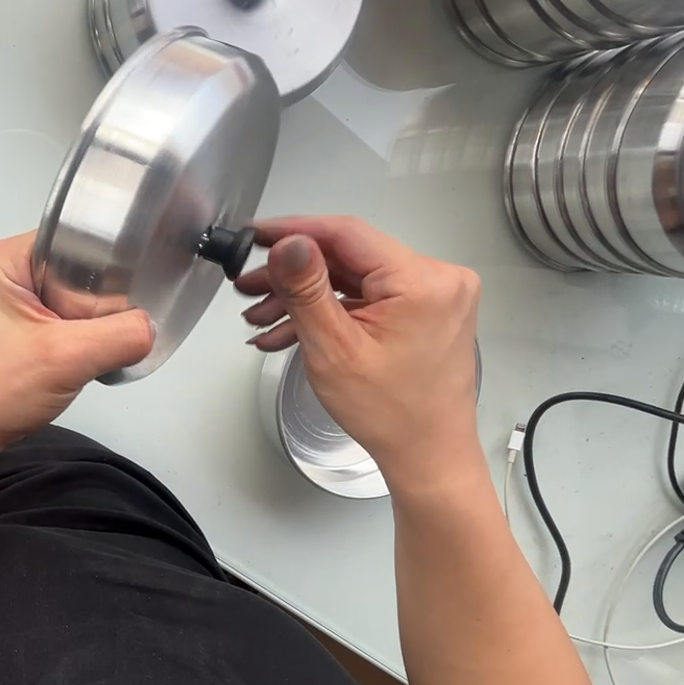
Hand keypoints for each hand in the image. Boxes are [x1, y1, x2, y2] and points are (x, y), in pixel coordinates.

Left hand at [0, 232, 154, 450]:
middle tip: (104, 332)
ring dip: (98, 323)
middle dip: (105, 301)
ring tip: (93, 347)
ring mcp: (24, 301)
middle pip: (86, 268)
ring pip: (85, 298)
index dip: (109, 267)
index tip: (127, 297)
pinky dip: (90, 338)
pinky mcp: (34, 327)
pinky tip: (89, 355)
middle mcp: (15, 272)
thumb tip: (152, 327)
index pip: (79, 240)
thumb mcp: (66, 358)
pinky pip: (78, 320)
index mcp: (10, 259)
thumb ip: (120, 335)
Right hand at [235, 216, 481, 488]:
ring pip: (351, 279)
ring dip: (303, 297)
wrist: (426, 453)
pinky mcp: (424, 310)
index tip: (254, 236)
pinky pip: (365, 299)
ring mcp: (433, 294)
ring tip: (258, 318)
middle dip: (291, 275)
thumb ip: (306, 290)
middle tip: (246, 289)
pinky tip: (287, 331)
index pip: (347, 234)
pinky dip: (328, 312)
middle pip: (347, 258)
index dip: (295, 231)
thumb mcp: (333, 348)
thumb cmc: (387, 411)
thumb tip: (286, 243)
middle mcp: (437, 277)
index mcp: (422, 281)